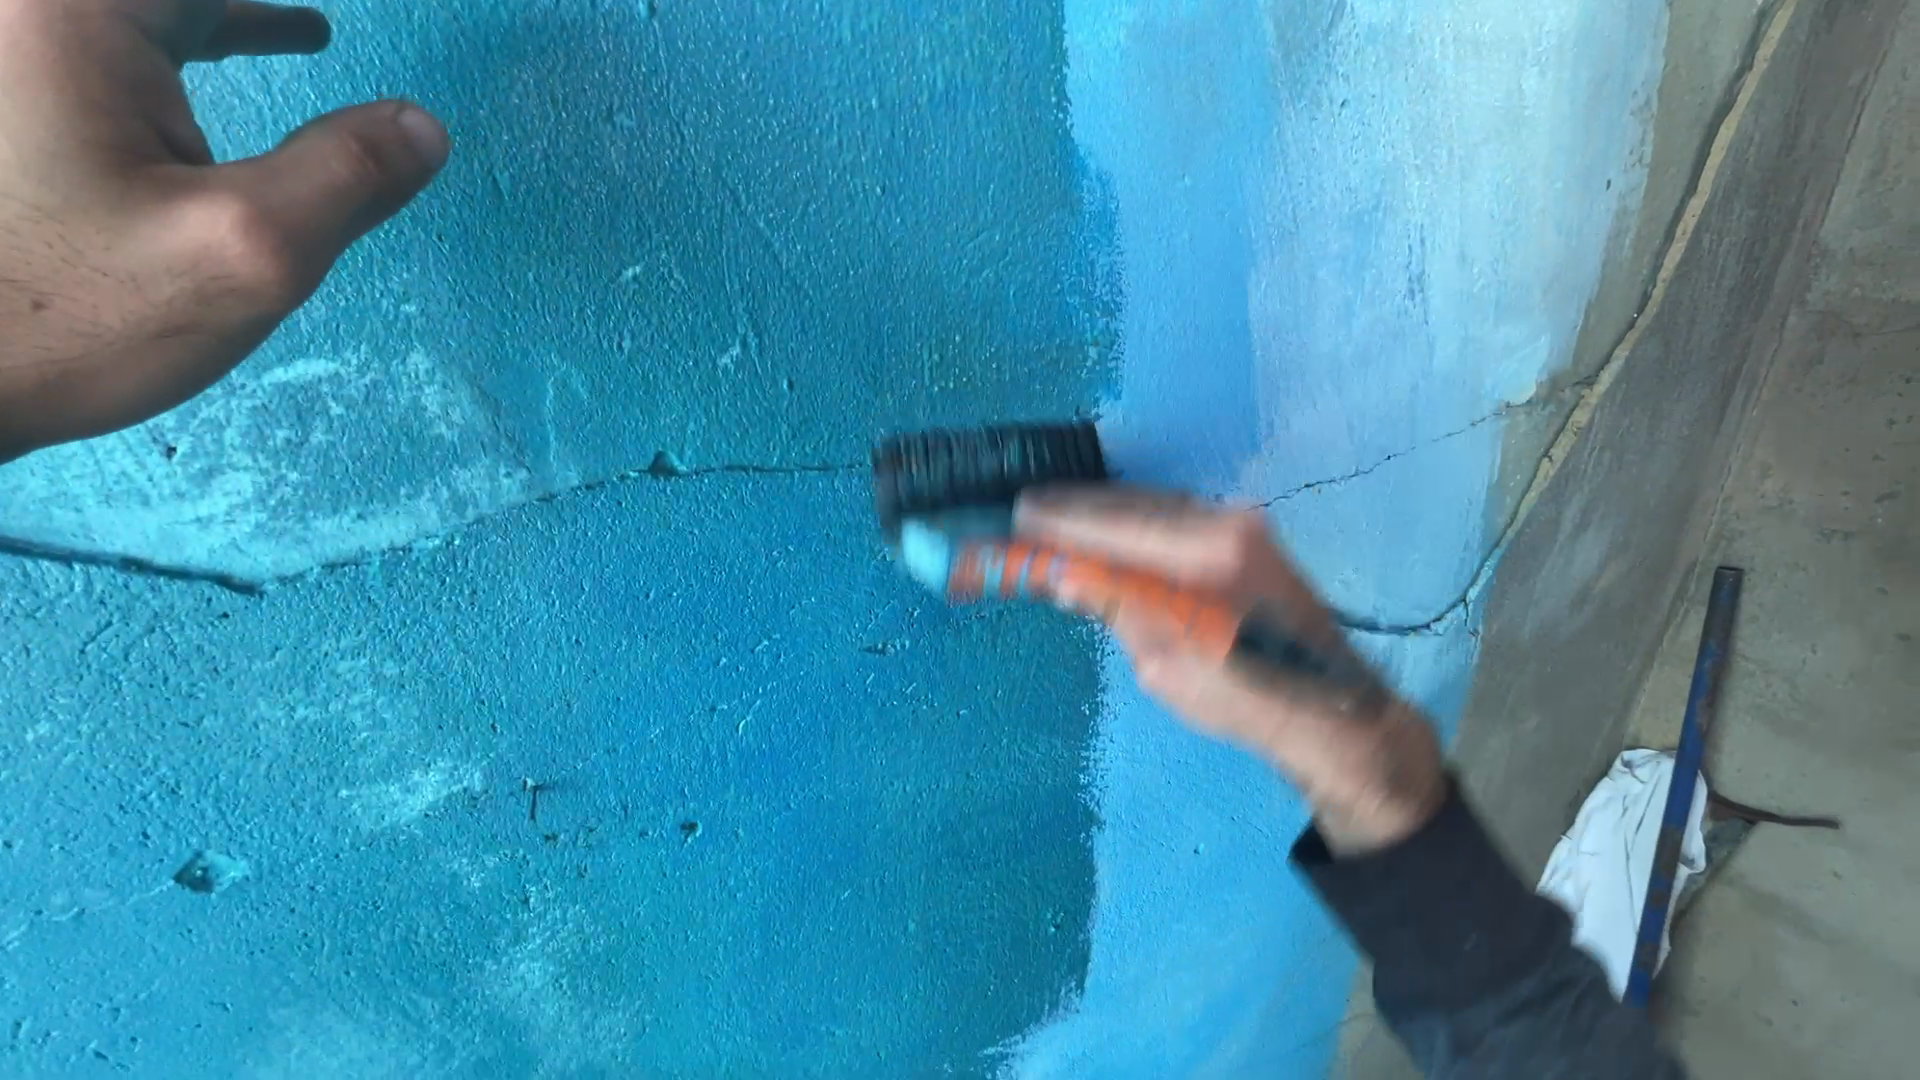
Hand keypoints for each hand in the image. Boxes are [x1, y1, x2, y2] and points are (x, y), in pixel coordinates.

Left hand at [0, 0, 448, 462]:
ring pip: (154, 22)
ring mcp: (30, 60)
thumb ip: (349, 175)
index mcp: (67, 16)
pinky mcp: (31, 104)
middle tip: (325, 38)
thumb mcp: (252, 246)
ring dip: (231, 21)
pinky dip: (199, 38)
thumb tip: (425, 124)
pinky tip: (244, 46)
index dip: (278, 15)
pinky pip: (130, 46)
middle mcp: (34, 21)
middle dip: (257, 18)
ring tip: (310, 29)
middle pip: (182, 7)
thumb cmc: (87, 306)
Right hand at [1015, 486, 1446, 853]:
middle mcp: (1224, 519)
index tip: (1017, 515)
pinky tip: (1107, 528)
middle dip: (1073, 508)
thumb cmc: (1247, 698)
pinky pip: (1171, 515)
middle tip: (1025, 512)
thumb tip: (1062, 575)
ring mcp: (1239, 521)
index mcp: (1206, 551)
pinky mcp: (1245, 533)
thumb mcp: (1166, 664)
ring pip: (1150, 504)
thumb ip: (1116, 607)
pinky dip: (1130, 519)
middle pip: (1129, 504)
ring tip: (1055, 517)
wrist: (1331, 710)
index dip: (1061, 522)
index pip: (1114, 526)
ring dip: (1100, 511)